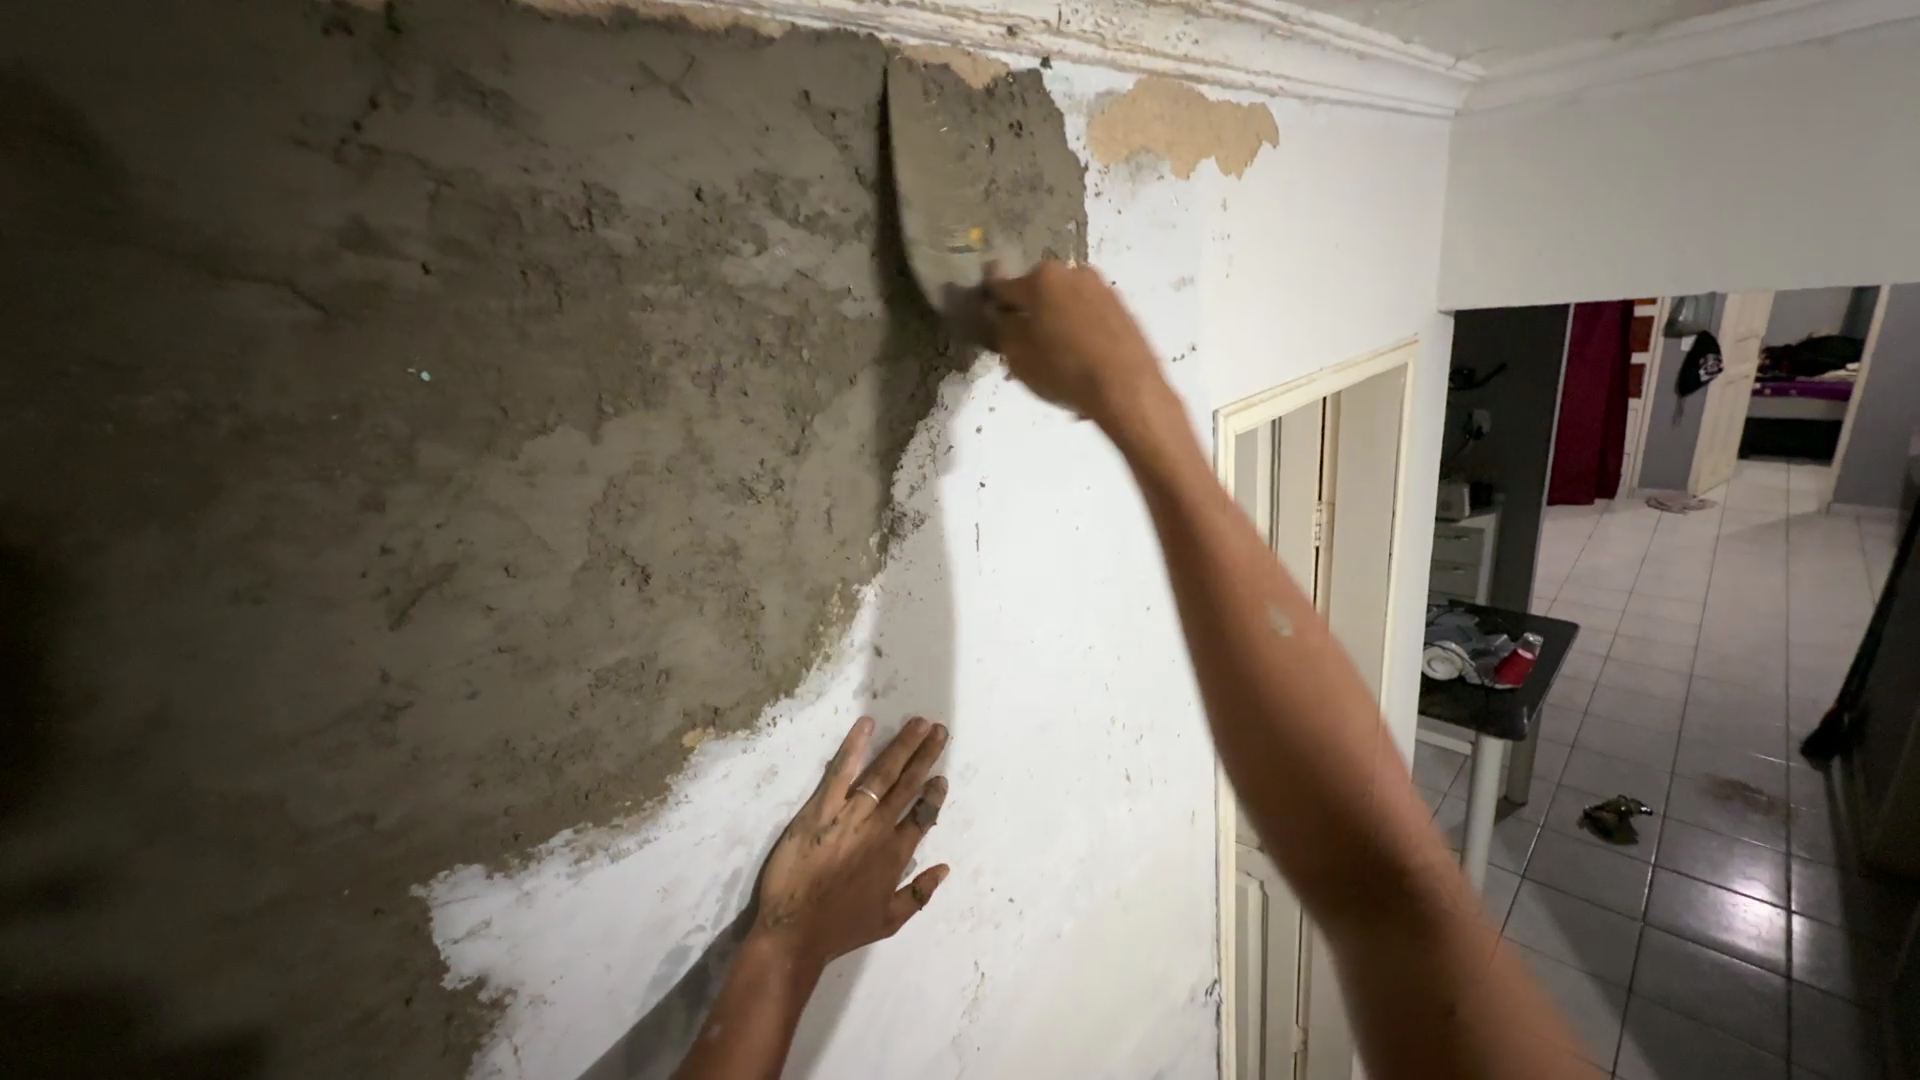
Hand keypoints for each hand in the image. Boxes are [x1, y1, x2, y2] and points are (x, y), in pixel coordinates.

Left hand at [751, 716, 950, 969]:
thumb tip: (946, 867)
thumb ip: (921, 893)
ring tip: (918, 724)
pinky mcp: (820, 809)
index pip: (923, 815)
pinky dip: (855, 747)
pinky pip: (841, 772)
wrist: (795, 933)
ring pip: (883, 773)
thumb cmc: (840, 929)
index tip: (941, 777)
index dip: (934, 794)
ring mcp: (850, 815)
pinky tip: (867, 724)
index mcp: (896, 854)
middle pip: (908, 784)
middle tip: (939, 730)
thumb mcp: (890, 920)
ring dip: (903, 746)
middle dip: (926, 755)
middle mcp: (879, 829)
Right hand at [986, 260, 1166, 429]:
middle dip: (1030, 313)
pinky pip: (1089, 316)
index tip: (987, 312)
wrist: (1127, 387)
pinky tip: (1080, 358)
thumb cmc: (1064, 371)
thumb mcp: (1018, 357)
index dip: (992, 302)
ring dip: (1056, 321)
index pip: (1003, 286)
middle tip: (1024, 345)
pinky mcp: (1123, 308)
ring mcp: (1102, 288)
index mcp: (1041, 279)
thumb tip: (1002, 315)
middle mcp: (1073, 273)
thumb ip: (1003, 329)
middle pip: (1039, 292)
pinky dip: (1080, 331)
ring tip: (1055, 356)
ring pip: (1066, 304)